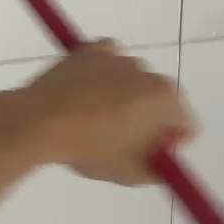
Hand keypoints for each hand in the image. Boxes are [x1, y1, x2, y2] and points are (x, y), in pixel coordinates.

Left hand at [0, 40, 195, 185]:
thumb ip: (158, 168)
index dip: (171, 141)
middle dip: (150, 116)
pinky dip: (104, 70)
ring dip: (125, 93)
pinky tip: (90, 88)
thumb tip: (159, 161)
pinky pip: (107, 58)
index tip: (152, 153)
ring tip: (100, 115)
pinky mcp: (87, 49)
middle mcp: (145, 72)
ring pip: (132, 78)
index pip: (185, 123)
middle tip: (126, 137)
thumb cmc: (89, 148)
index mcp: (165, 100)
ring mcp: (115, 57)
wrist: (38, 120)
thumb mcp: (133, 173)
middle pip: (159, 97)